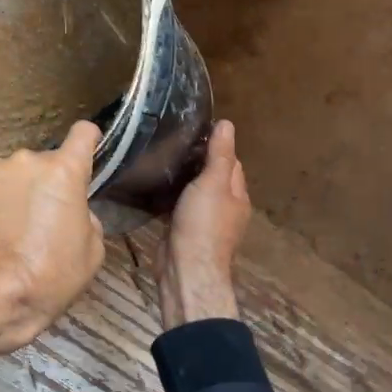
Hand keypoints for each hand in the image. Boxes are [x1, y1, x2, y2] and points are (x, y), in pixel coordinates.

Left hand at [0, 122, 105, 374]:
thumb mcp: (92, 248)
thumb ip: (86, 212)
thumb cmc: (53, 273)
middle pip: (47, 162)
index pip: (83, 133)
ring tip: (20, 223)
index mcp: (64, 170)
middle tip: (48, 215)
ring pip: (19, 171)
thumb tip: (72, 204)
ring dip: (23, 187)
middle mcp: (29, 159)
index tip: (89, 146)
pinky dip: (0, 195)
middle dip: (50, 182)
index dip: (89, 139)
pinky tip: (0, 222)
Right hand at [159, 119, 250, 327]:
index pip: (231, 162)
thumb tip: (227, 124)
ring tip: (160, 157)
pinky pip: (179, 204)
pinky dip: (171, 194)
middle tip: (170, 139)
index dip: (216, 145)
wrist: (186, 267)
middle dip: (197, 159)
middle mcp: (225, 207)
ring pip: (195, 190)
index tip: (192, 128)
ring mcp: (205, 220)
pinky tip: (155, 186)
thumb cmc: (203, 223)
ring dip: (183, 177)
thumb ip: (219, 155)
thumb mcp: (212, 183)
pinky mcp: (185, 229)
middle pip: (213, 175)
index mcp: (237, 195)